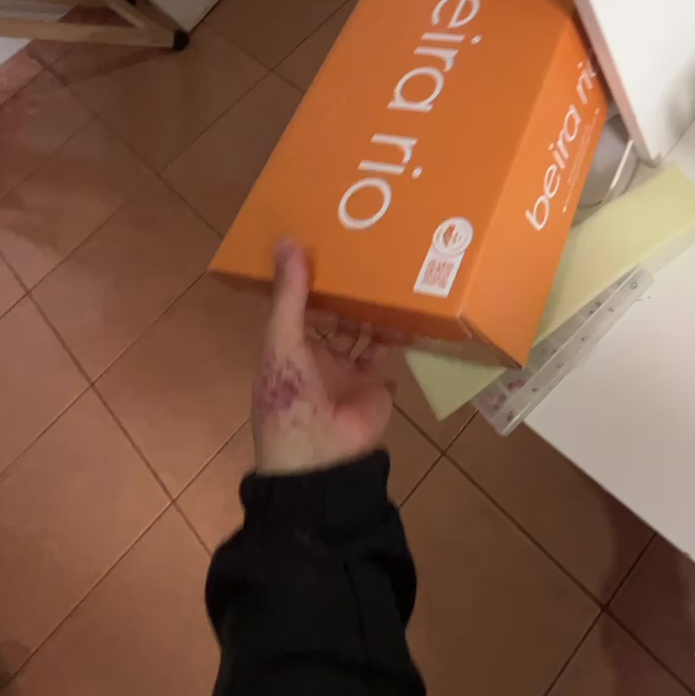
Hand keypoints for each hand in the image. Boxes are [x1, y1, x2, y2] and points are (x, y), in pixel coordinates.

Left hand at [251, 239, 394, 475]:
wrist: (322, 455)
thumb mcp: (283, 342)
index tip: (333, 241)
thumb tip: (288, 240)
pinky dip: (399, 335)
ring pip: (365, 330)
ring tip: (395, 276)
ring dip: (376, 309)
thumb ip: (290, 296)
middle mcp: (319, 353)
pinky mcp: (376, 381)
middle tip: (374, 252)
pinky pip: (388, 351)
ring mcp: (349, 368)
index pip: (303, 302)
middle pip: (338, 314)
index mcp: (290, 344)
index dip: (315, 276)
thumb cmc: (290, 396)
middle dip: (352, 291)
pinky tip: (411, 312)